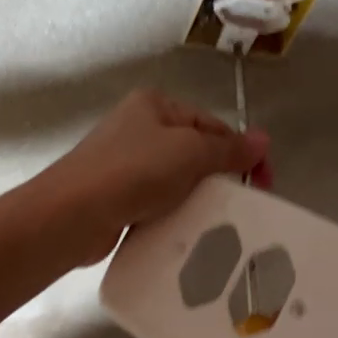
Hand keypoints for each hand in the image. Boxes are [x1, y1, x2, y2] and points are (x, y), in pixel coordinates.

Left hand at [34, 89, 269, 266]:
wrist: (72, 214)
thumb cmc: (134, 171)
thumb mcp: (190, 153)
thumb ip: (228, 149)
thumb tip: (264, 139)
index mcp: (155, 105)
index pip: (211, 124)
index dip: (240, 151)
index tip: (263, 184)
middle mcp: (137, 127)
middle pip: (194, 152)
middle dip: (219, 178)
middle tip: (244, 208)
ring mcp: (123, 163)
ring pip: (175, 181)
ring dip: (196, 200)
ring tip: (217, 225)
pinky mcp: (115, 196)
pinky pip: (155, 203)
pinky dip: (172, 215)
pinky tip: (185, 233)